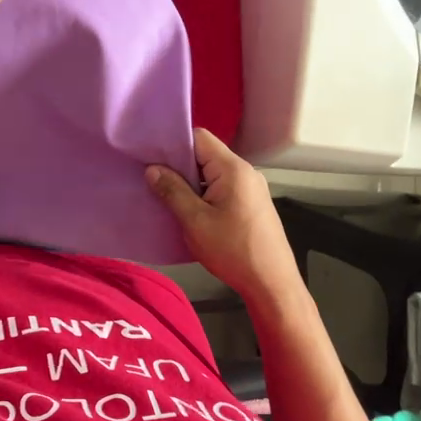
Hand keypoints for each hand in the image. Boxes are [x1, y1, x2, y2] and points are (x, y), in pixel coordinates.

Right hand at [145, 128, 302, 302]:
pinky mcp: (250, 203)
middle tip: (150, 177)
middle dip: (178, 164)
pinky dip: (202, 193)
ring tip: (163, 194)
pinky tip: (187, 209)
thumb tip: (152, 169)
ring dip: (189, 181)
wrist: (271, 282)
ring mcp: (250, 188)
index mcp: (233, 169)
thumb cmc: (233, 250)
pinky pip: (220, 187)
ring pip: (212, 173)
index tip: (149, 155)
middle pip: (205, 154)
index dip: (173, 143)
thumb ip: (172, 191)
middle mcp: (245, 172)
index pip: (200, 138)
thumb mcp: (195, 221)